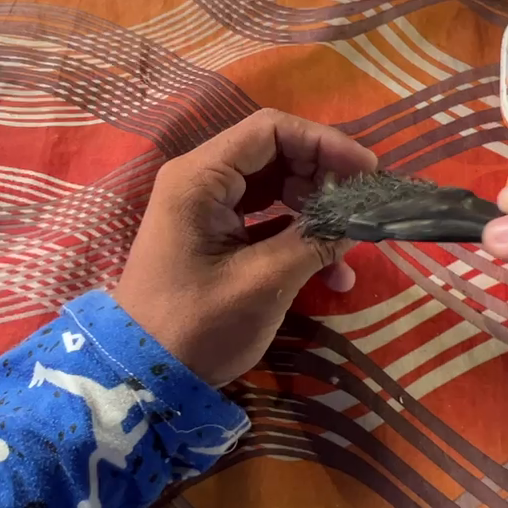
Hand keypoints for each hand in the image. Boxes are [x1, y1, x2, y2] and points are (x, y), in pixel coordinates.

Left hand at [114, 110, 377, 385]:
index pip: (271, 129)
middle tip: (363, 206)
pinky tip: (333, 272)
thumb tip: (360, 217)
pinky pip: (265, 217)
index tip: (367, 171)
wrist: (141, 378)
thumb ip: (315, 241)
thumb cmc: (195, 327)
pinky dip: (298, 234)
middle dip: (324, 177)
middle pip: (275, 153)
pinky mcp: (214, 234)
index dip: (324, 142)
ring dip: (316, 210)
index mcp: (200, 177)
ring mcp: (206, 208)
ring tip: (351, 246)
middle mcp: (201, 180)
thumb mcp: (262, 282)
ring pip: (275, 185)